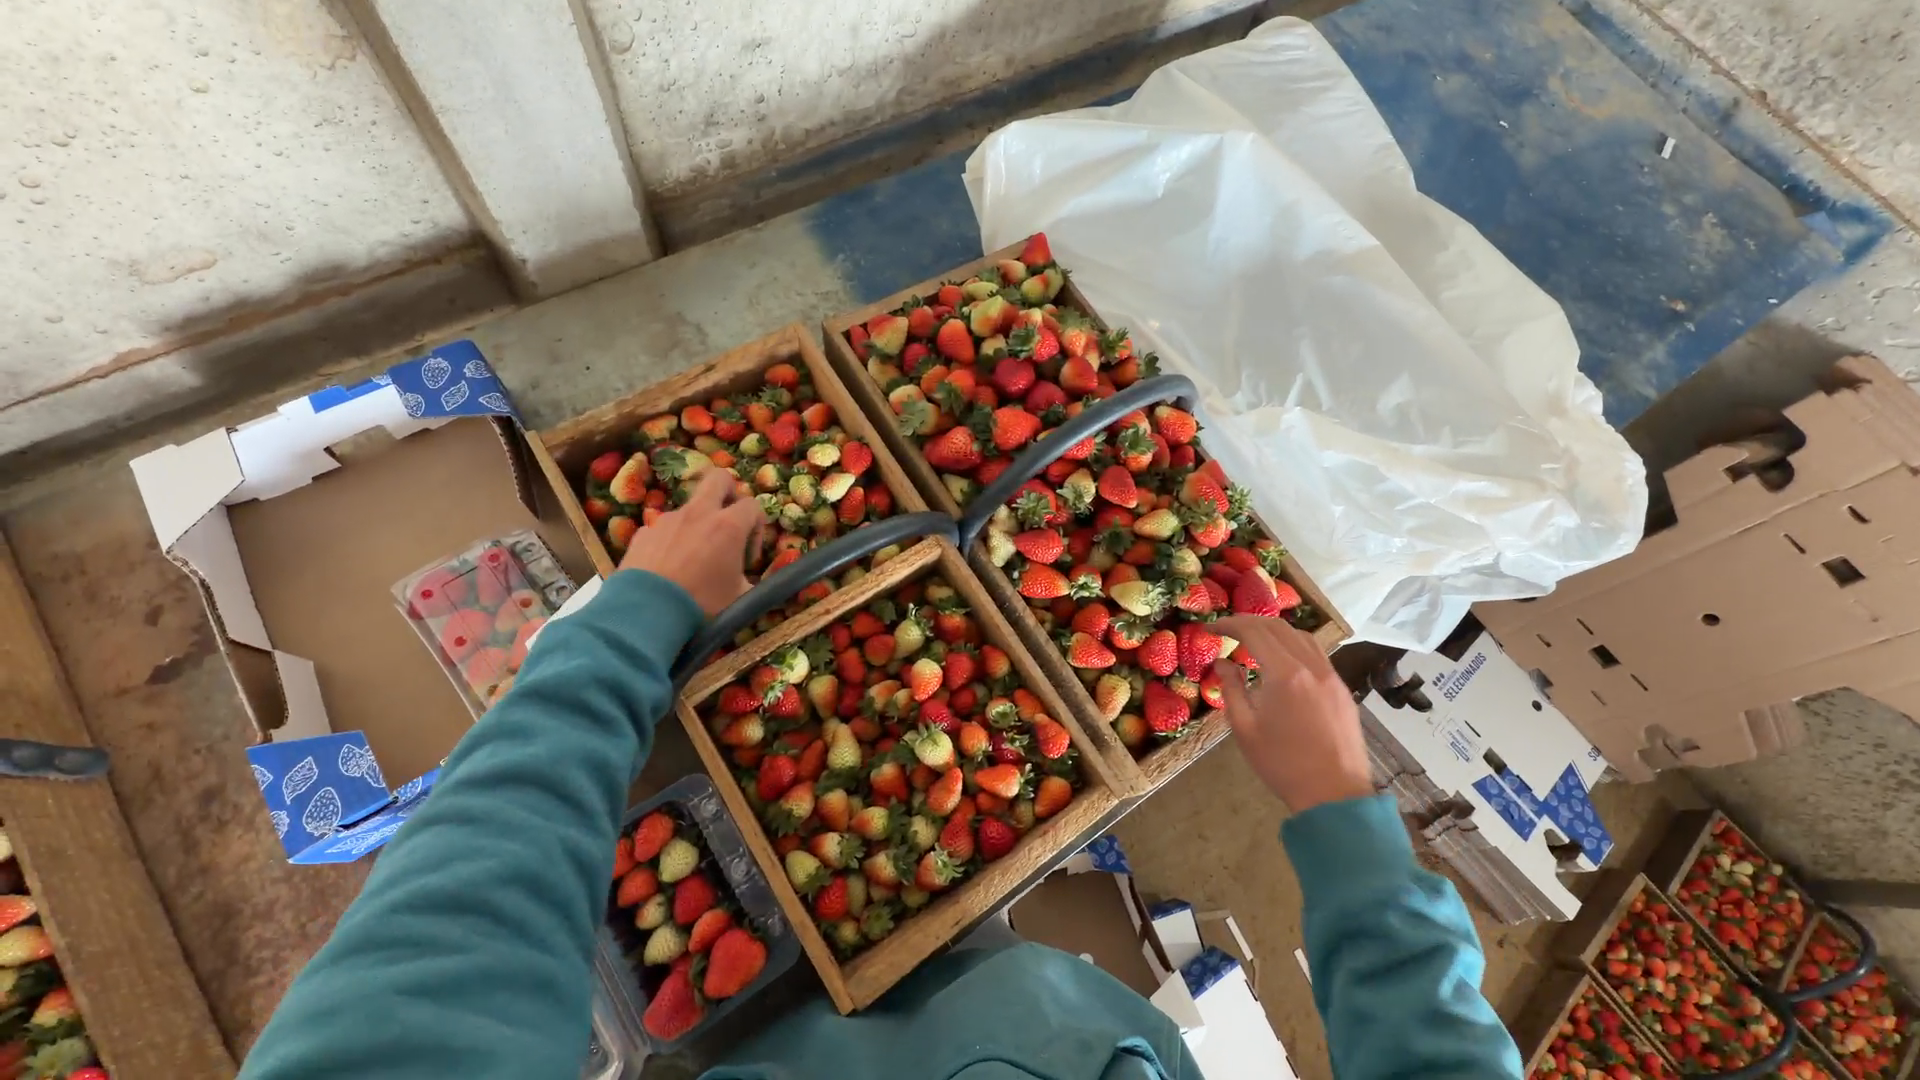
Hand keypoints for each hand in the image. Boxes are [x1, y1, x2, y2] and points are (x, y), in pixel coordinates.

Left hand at [617, 470, 764, 615]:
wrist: (646, 613)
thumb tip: (747, 582)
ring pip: (689, 508)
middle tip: (728, 520)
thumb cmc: (701, 604)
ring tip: (693, 559)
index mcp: (728, 526)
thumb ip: (748, 582)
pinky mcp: (643, 533)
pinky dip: (671, 542)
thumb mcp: (738, 599)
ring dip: (697, 524)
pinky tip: (667, 569)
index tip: (748, 555)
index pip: (753, 505)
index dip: (756, 527)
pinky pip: (663, 529)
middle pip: (719, 479)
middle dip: (728, 492)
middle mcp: (699, 513)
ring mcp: (667, 520)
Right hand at [1212, 616, 1372, 813]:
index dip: (1230, 624)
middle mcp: (1311, 666)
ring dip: (1274, 632)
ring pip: (1301, 636)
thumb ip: (1231, 689)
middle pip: (1279, 627)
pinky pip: (1316, 654)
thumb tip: (1222, 663)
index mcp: (1284, 674)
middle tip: (1227, 631)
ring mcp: (1331, 676)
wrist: (1334, 794)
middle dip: (1249, 623)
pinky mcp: (1342, 689)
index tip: (1212, 629)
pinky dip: (1293, 647)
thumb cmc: (1282, 764)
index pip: (1254, 631)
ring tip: (1253, 643)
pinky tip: (1281, 663)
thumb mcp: (1245, 728)